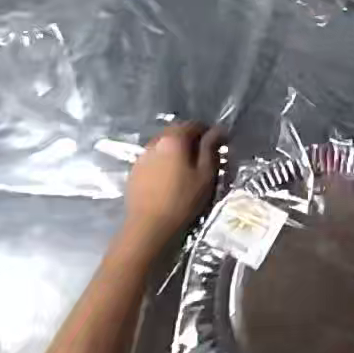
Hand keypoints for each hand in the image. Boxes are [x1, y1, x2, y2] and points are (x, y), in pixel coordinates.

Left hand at [120, 122, 223, 252]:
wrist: (149, 227)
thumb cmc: (184, 199)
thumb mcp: (206, 173)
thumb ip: (211, 148)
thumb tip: (217, 130)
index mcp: (173, 140)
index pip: (193, 124)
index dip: (208, 131)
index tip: (219, 143)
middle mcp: (154, 143)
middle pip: (175, 132)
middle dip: (191, 138)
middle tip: (205, 154)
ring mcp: (141, 157)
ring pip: (163, 145)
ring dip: (176, 149)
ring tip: (188, 166)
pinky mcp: (134, 172)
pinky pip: (153, 158)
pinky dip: (164, 160)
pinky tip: (171, 177)